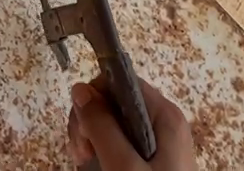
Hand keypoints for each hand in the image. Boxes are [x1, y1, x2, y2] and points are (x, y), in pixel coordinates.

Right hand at [68, 79, 194, 170]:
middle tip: (81, 154)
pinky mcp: (154, 160)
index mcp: (164, 115)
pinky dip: (103, 150)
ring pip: (113, 121)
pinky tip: (95, 166)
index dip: (94, 98)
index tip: (83, 132)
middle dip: (90, 122)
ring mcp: (159, 142)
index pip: (119, 80)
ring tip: (84, 162)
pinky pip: (121, 140)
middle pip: (113, 100)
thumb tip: (80, 88)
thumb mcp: (123, 167)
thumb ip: (102, 126)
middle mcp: (163, 122)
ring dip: (92, 137)